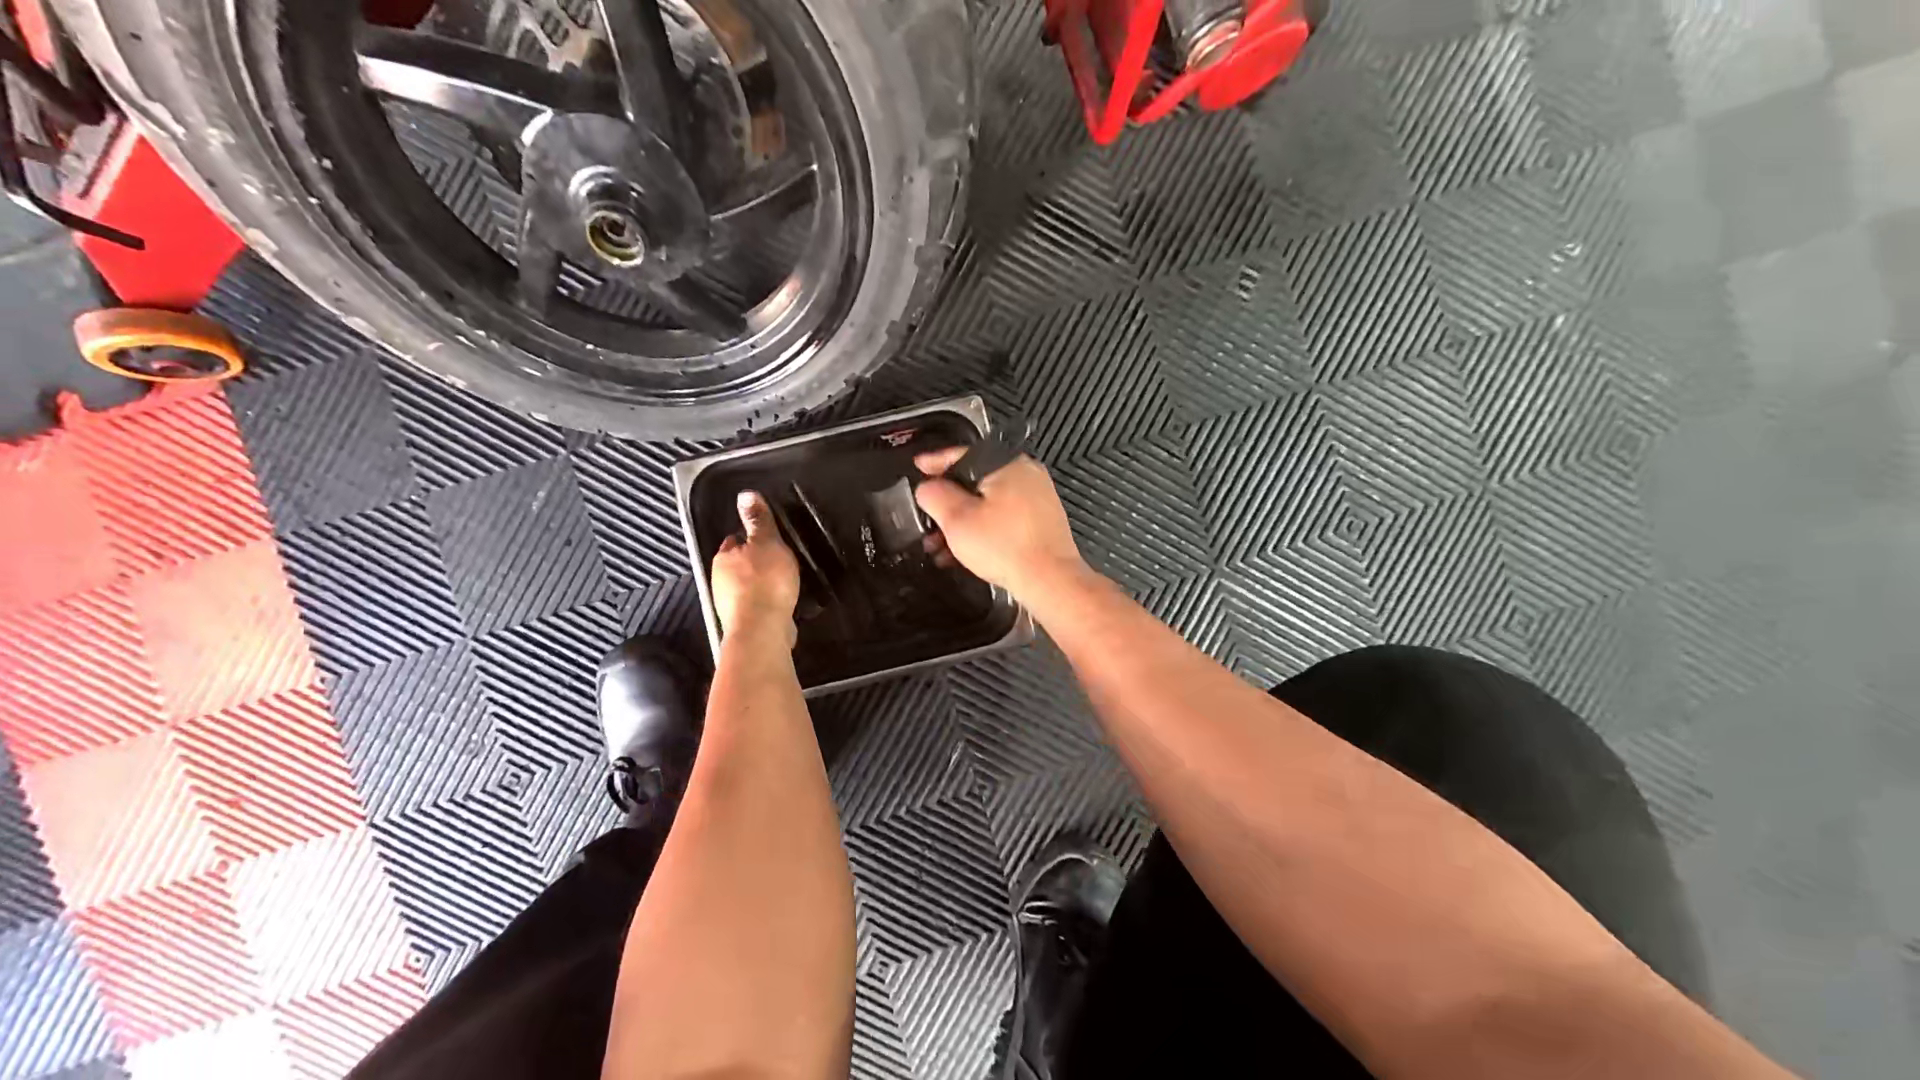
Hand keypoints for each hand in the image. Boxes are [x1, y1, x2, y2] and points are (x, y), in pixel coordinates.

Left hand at [711, 490, 799, 642]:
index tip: (771, 540)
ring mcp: (730, 603)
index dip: (753, 538)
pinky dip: (767, 602)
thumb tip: (746, 494)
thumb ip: (758, 520)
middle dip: (757, 562)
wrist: (762, 630)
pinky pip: (757, 605)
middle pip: (741, 563)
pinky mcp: (743, 621)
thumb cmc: (765, 582)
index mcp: (724, 556)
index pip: (736, 539)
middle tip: (782, 561)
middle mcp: (721, 579)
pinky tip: (782, 603)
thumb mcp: (767, 542)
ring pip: (748, 586)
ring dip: (762, 584)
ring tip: (785, 583)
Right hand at [913, 446, 1089, 601]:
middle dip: (948, 504)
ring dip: (963, 523)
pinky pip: (1004, 520)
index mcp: (1007, 464)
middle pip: (975, 482)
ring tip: (942, 546)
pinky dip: (983, 531)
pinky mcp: (1041, 523)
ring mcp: (1037, 500)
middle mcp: (1027, 476)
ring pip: (988, 504)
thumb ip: (934, 495)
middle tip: (929, 519)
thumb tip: (927, 487)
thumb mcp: (956, 518)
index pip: (963, 455)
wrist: (1048, 581)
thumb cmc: (1007, 548)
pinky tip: (967, 553)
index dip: (935, 462)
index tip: (921, 466)